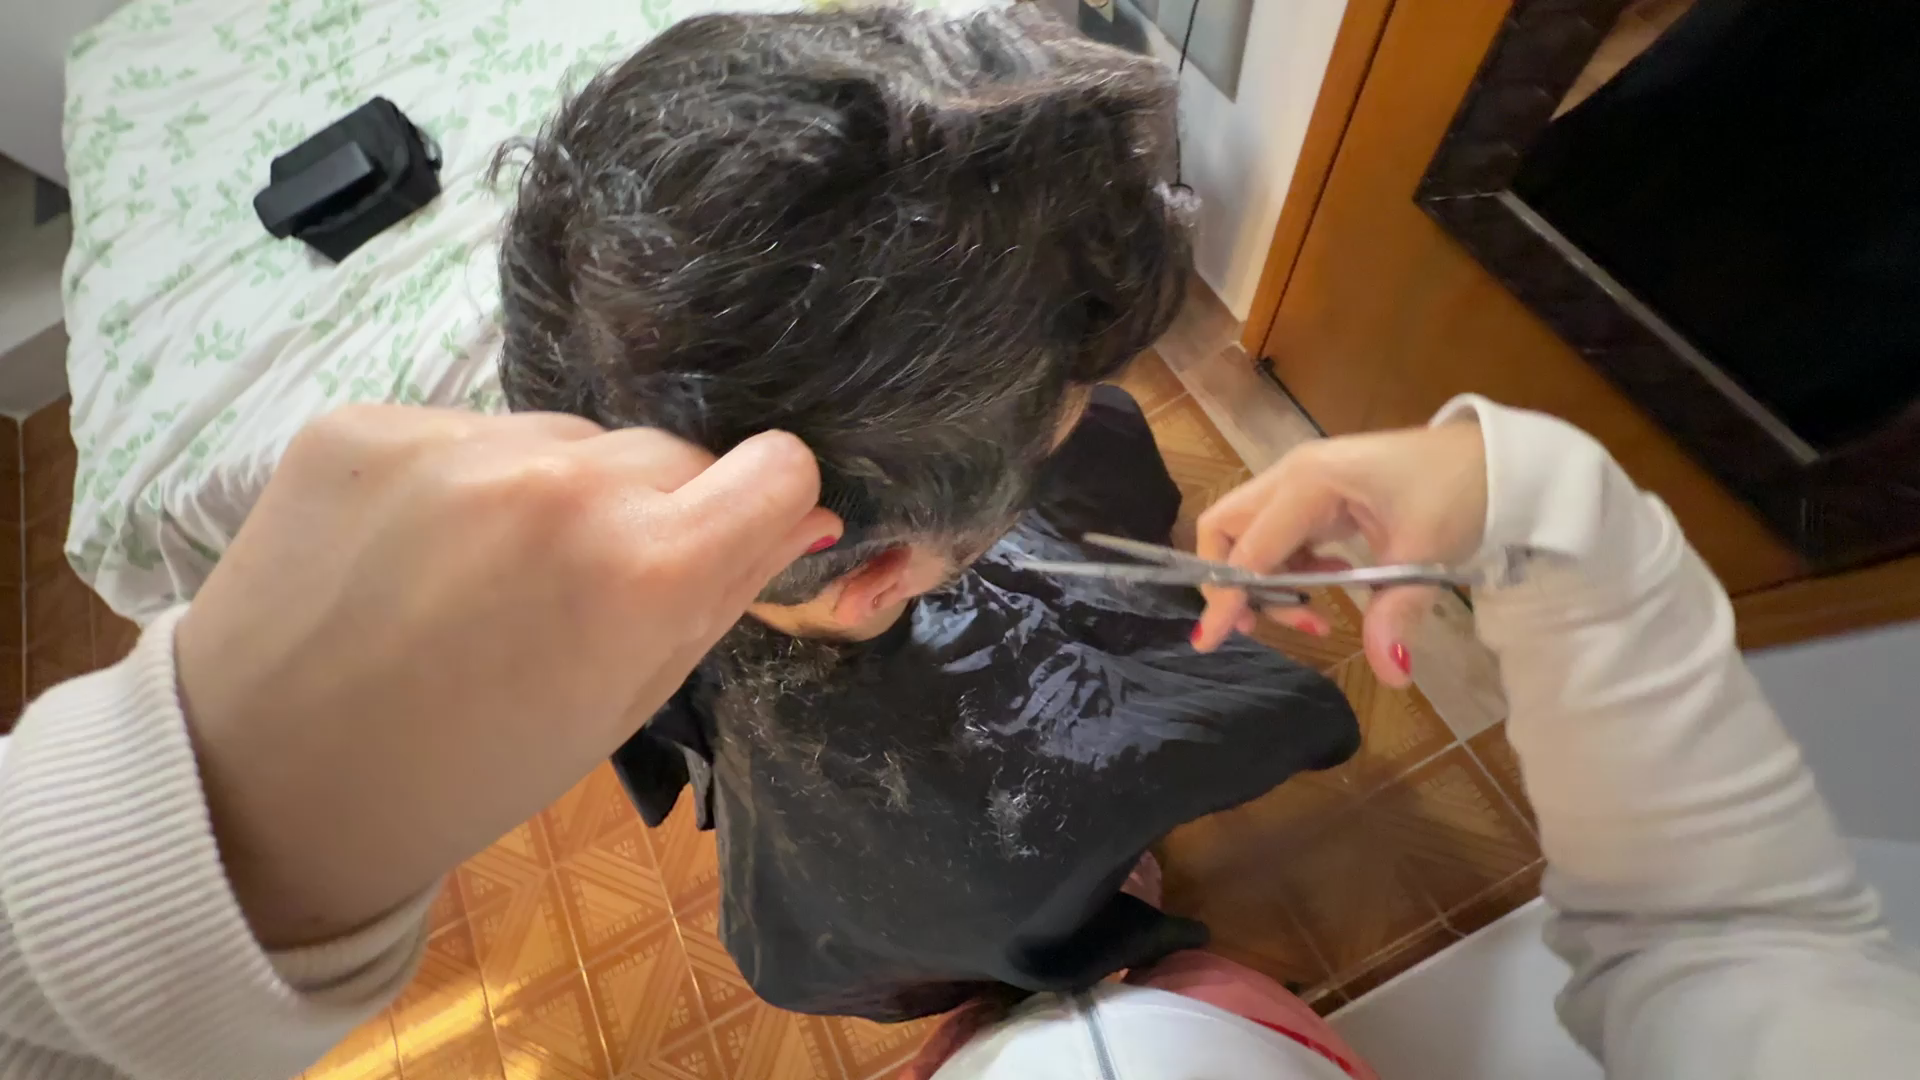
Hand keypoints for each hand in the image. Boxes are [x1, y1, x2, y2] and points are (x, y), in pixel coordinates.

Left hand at [176, 407, 837, 946]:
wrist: (267, 788)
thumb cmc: (492, 762)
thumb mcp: (642, 691)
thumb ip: (735, 586)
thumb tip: (813, 516)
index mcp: (646, 569)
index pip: (781, 466)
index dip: (774, 500)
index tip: (740, 528)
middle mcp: (563, 484)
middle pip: (679, 450)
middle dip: (664, 506)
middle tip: (598, 578)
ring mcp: (456, 444)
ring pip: (583, 439)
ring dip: (573, 490)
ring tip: (502, 565)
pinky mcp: (368, 422)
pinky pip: (488, 430)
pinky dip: (486, 479)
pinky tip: (432, 543)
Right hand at [1191, 421, 1487, 687]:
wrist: (1498, 457)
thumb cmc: (1463, 491)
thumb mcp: (1427, 552)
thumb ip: (1396, 612)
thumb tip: (1391, 675)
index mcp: (1309, 482)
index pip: (1248, 548)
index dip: (1227, 597)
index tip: (1208, 641)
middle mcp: (1289, 477)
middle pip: (1223, 530)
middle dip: (1229, 581)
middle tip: (1260, 623)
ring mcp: (1297, 482)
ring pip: (1243, 534)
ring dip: (1261, 580)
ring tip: (1313, 616)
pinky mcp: (1311, 494)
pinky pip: (1273, 535)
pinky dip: (1285, 568)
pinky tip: (1329, 583)